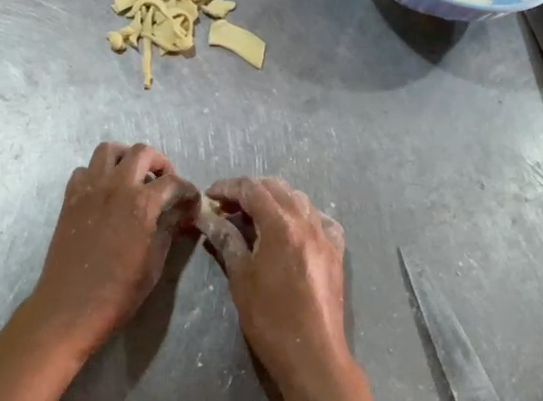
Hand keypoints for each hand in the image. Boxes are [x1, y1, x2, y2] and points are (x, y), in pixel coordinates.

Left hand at [27, 141, 197, 353]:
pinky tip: (105, 191)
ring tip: (133, 176)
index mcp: (142, 203)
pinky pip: (85, 169)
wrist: (72, 306)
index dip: (188, 190)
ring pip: (108, 150)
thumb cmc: (119, 291)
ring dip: (125, 157)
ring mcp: (90, 188)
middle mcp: (116, 185)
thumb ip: (168, 228)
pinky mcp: (71, 196)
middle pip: (142, 152)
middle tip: (164, 181)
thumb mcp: (154, 262)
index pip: (173, 182)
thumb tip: (182, 212)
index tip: (192, 201)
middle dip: (160, 162)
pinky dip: (98, 173)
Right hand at [201, 177, 370, 400]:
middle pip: (275, 187)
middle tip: (227, 207)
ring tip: (255, 217)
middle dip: (249, 191)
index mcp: (280, 223)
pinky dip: (303, 216)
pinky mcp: (336, 251)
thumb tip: (206, 216)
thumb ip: (226, 239)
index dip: (227, 187)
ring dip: (275, 199)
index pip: (251, 188)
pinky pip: (321, 219)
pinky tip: (293, 229)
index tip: (210, 196)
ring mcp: (324, 234)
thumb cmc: (270, 318)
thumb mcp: (241, 276)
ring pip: (298, 199)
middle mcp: (305, 220)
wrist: (312, 355)